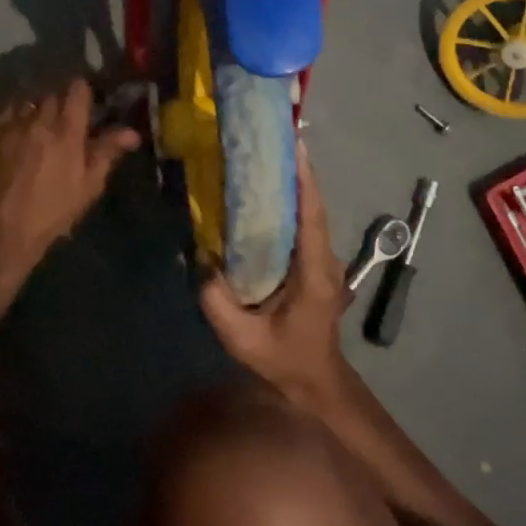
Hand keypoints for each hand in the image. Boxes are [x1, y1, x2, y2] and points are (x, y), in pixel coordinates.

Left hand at [0, 79, 141, 293]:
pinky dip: (16, 117)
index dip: (84, 91)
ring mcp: (12, 126)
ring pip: (28, 102)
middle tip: (66, 118)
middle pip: (52, 95)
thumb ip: (107, 152)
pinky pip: (7, 114)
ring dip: (37, 108)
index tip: (88, 100)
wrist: (3, 230)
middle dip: (61, 101)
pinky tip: (18, 133)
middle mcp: (38, 120)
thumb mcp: (88, 186)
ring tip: (40, 124)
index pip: (77, 91)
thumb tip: (133, 132)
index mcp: (67, 131)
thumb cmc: (53, 211)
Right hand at [199, 143, 352, 410]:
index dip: (305, 180)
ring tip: (262, 157)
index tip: (294, 144)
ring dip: (290, 185)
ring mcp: (324, 262)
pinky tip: (264, 193)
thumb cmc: (283, 361)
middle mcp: (326, 261)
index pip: (312, 217)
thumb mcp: (242, 339)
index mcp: (314, 274)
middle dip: (293, 171)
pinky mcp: (315, 264)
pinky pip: (303, 226)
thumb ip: (217, 301)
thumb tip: (199, 259)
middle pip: (312, 207)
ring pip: (309, 214)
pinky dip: (287, 204)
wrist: (315, 385)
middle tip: (267, 139)